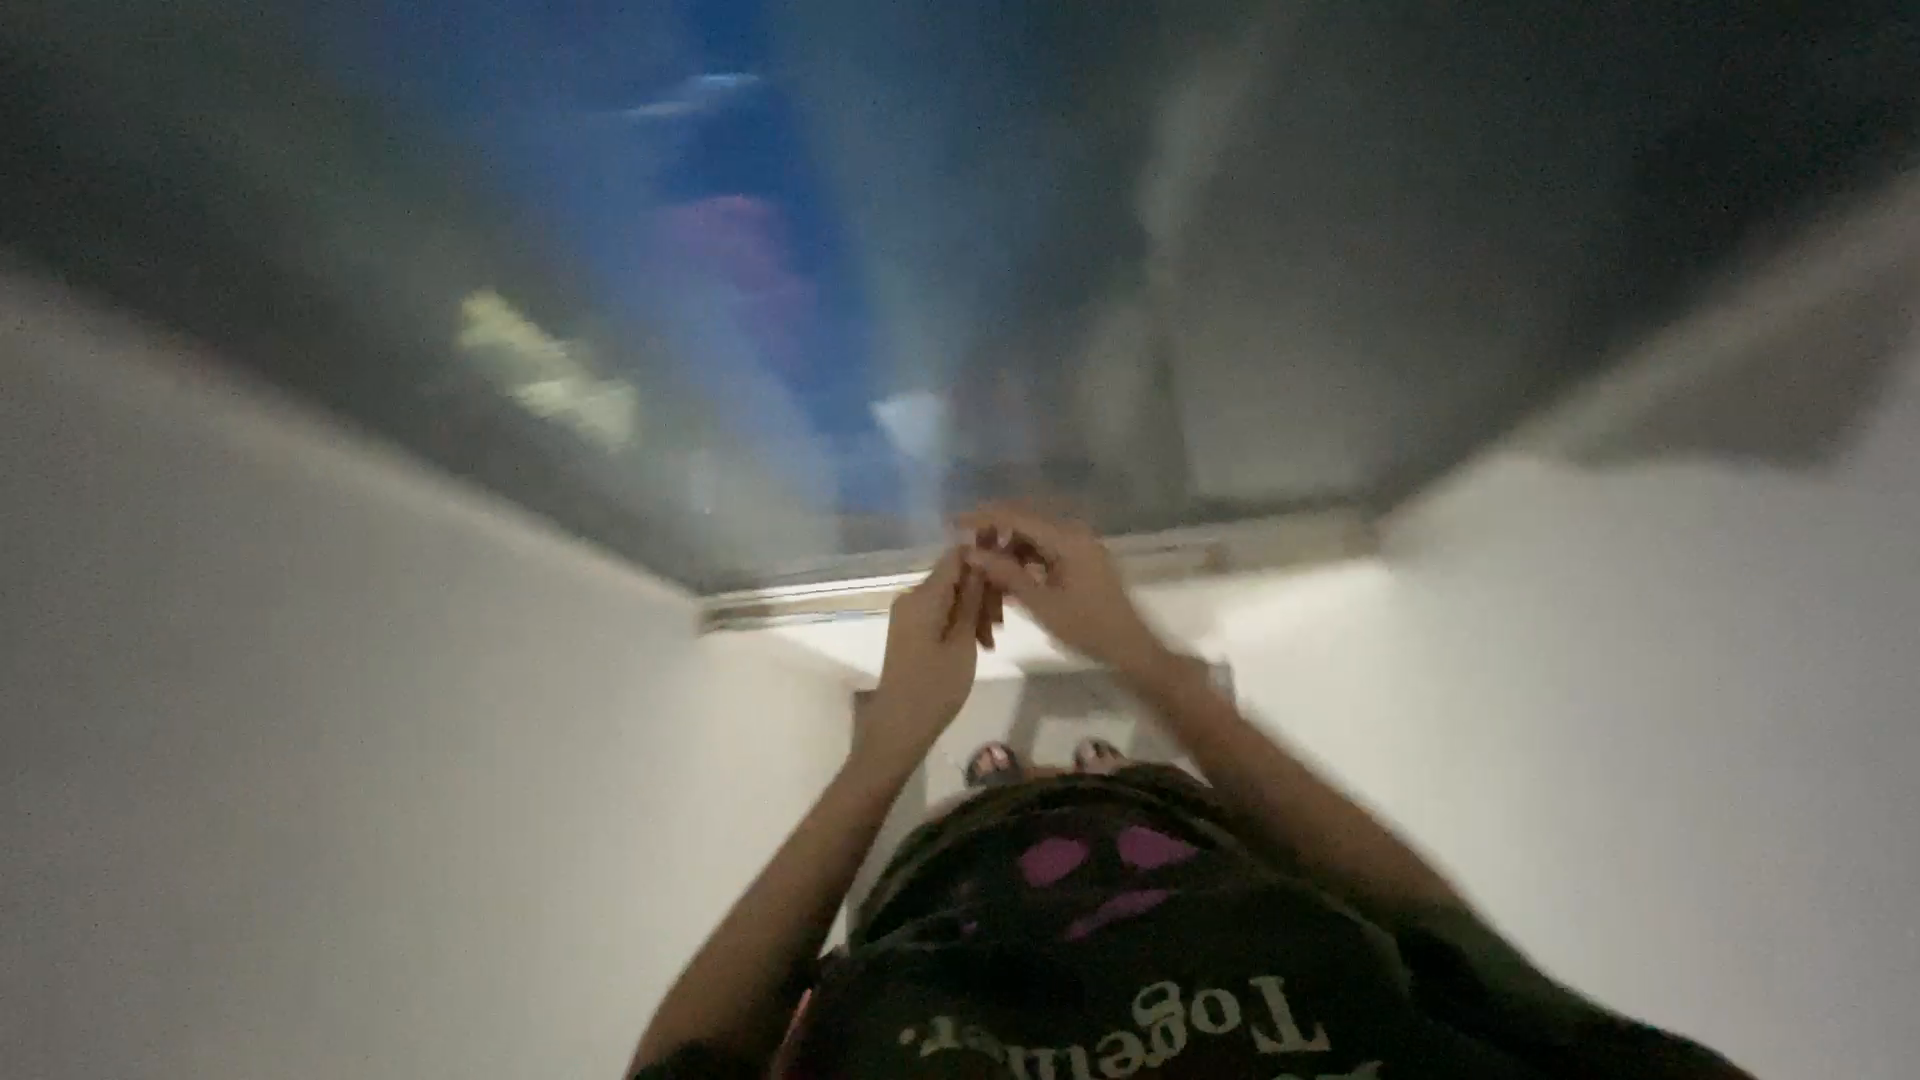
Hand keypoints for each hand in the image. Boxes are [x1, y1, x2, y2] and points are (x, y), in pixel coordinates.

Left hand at [860, 547, 985, 767]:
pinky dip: (959, 623)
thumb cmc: (936, 686)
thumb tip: (981, 561)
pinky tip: (976, 646)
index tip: (1007, 579)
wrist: (900, 726)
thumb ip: (973, 600)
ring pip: (950, 597)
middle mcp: (911, 596)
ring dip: (974, 613)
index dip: (984, 560)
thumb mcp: (963, 642)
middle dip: (982, 595)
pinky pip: (939, 612)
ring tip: (990, 643)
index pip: (956, 556)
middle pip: (955, 577)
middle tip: (1000, 627)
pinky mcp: (910, 629)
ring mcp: (908, 613)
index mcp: (923, 595)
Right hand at [957, 504, 1169, 674]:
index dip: (983, 517)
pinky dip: (1024, 561)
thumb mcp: (1041, 604)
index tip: (954, 523)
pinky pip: (1045, 549)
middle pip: (1024, 521)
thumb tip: (971, 553)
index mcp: (1067, 538)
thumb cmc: (1088, 628)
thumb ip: (1006, 575)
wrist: (1130, 648)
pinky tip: (1008, 579)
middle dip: (993, 532)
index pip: (1016, 516)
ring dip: (1008, 550)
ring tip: (985, 571)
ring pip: (1032, 537)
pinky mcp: (1081, 558)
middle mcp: (1074, 532)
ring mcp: (1079, 545)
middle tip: (966, 549)